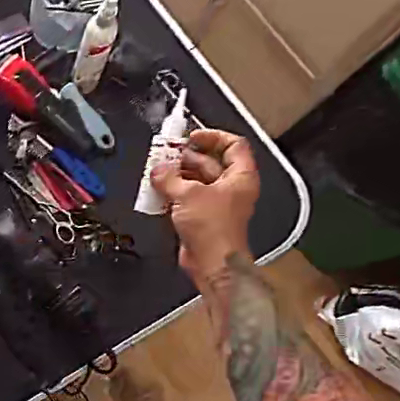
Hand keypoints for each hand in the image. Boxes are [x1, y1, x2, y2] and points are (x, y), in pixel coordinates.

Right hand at [153, 129, 259, 279]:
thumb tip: (160, 171)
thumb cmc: (215, 231)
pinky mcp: (202, 220)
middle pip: (210, 164)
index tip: (193, 136)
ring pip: (196, 183)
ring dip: (177, 178)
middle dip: (186, 159)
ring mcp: (217, 206)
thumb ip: (170, 178)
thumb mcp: (188, 194)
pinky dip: (174, 196)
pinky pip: (187, 202)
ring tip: (159, 173)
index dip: (213, 137)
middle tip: (166, 156)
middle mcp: (231, 190)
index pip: (233, 145)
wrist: (212, 264)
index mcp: (240, 176)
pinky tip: (159, 193)